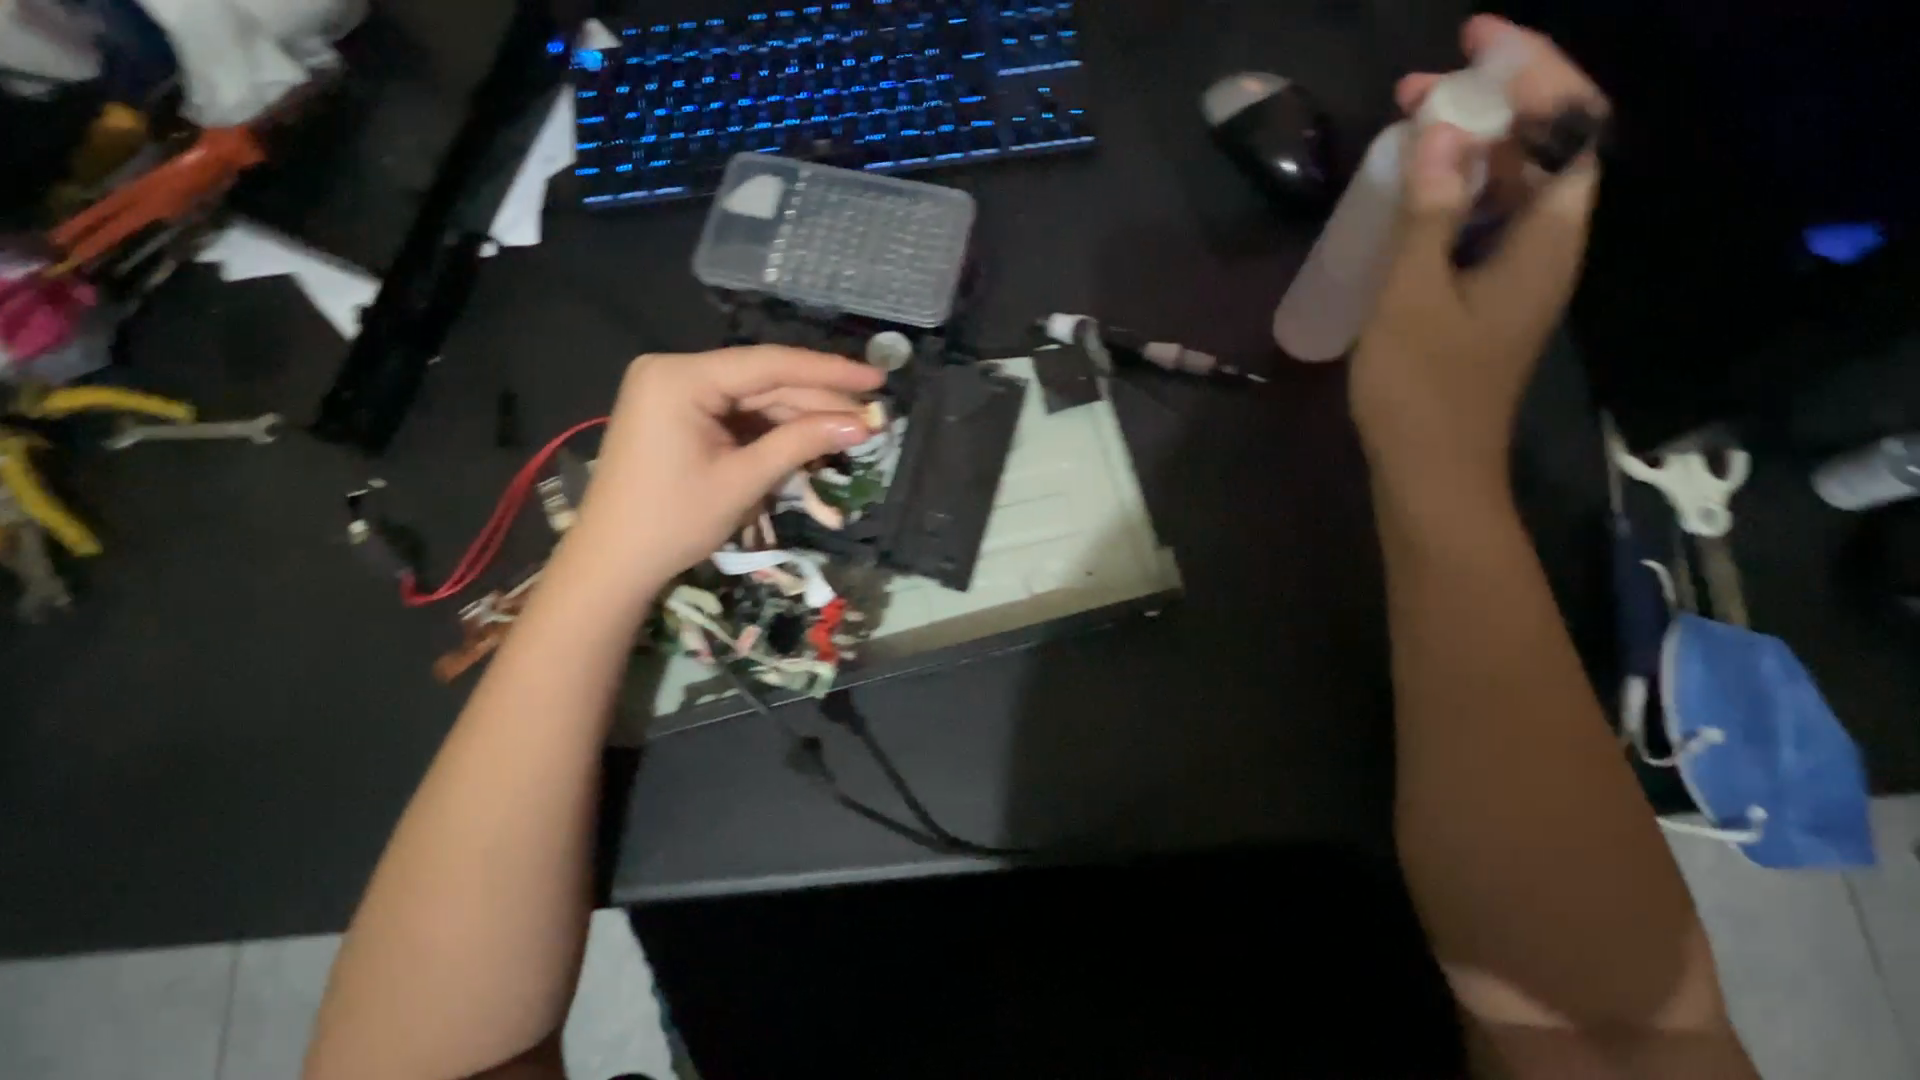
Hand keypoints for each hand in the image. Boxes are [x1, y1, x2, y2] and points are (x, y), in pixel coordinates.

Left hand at [564, 346, 883, 598]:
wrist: (612, 562)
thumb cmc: (673, 521)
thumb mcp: (743, 480)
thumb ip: (801, 443)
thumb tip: (861, 425)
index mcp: (680, 377)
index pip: (769, 364)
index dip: (828, 372)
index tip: (875, 378)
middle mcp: (675, 371)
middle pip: (763, 380)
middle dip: (818, 400)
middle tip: (872, 414)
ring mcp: (674, 392)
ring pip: (753, 398)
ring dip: (801, 416)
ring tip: (853, 429)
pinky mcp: (678, 414)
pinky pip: (736, 414)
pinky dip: (773, 429)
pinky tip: (813, 436)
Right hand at [1351, 15, 1603, 489]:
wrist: (1432, 474)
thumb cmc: (1421, 392)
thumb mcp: (1411, 298)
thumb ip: (1427, 214)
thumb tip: (1440, 132)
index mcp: (1547, 240)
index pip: (1569, 126)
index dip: (1531, 71)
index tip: (1472, 43)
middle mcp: (1547, 248)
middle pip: (1542, 148)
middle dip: (1490, 104)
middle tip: (1415, 90)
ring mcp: (1518, 275)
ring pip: (1510, 185)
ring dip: (1467, 146)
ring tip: (1407, 126)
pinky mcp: (1488, 297)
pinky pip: (1484, 222)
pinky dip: (1453, 192)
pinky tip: (1410, 193)